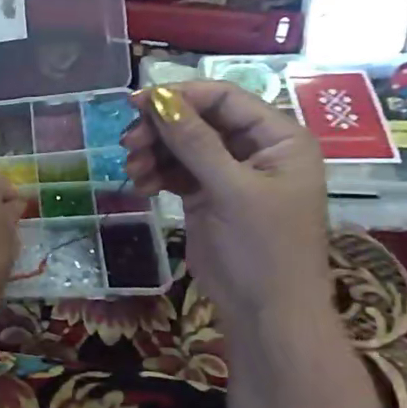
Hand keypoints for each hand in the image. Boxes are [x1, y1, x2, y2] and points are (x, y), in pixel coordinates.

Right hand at [122, 82, 330, 325]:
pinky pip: (177, 172)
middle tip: (127, 144)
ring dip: (154, 154)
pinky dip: (156, 175)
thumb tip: (160, 99)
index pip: (225, 99)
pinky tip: (141, 187)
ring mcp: (230, 174)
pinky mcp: (208, 197)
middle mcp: (256, 149)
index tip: (135, 104)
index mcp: (279, 138)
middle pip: (199, 121)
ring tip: (132, 172)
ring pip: (183, 147)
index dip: (180, 96)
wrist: (266, 311)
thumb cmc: (263, 248)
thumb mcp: (230, 191)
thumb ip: (195, 143)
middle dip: (162, 130)